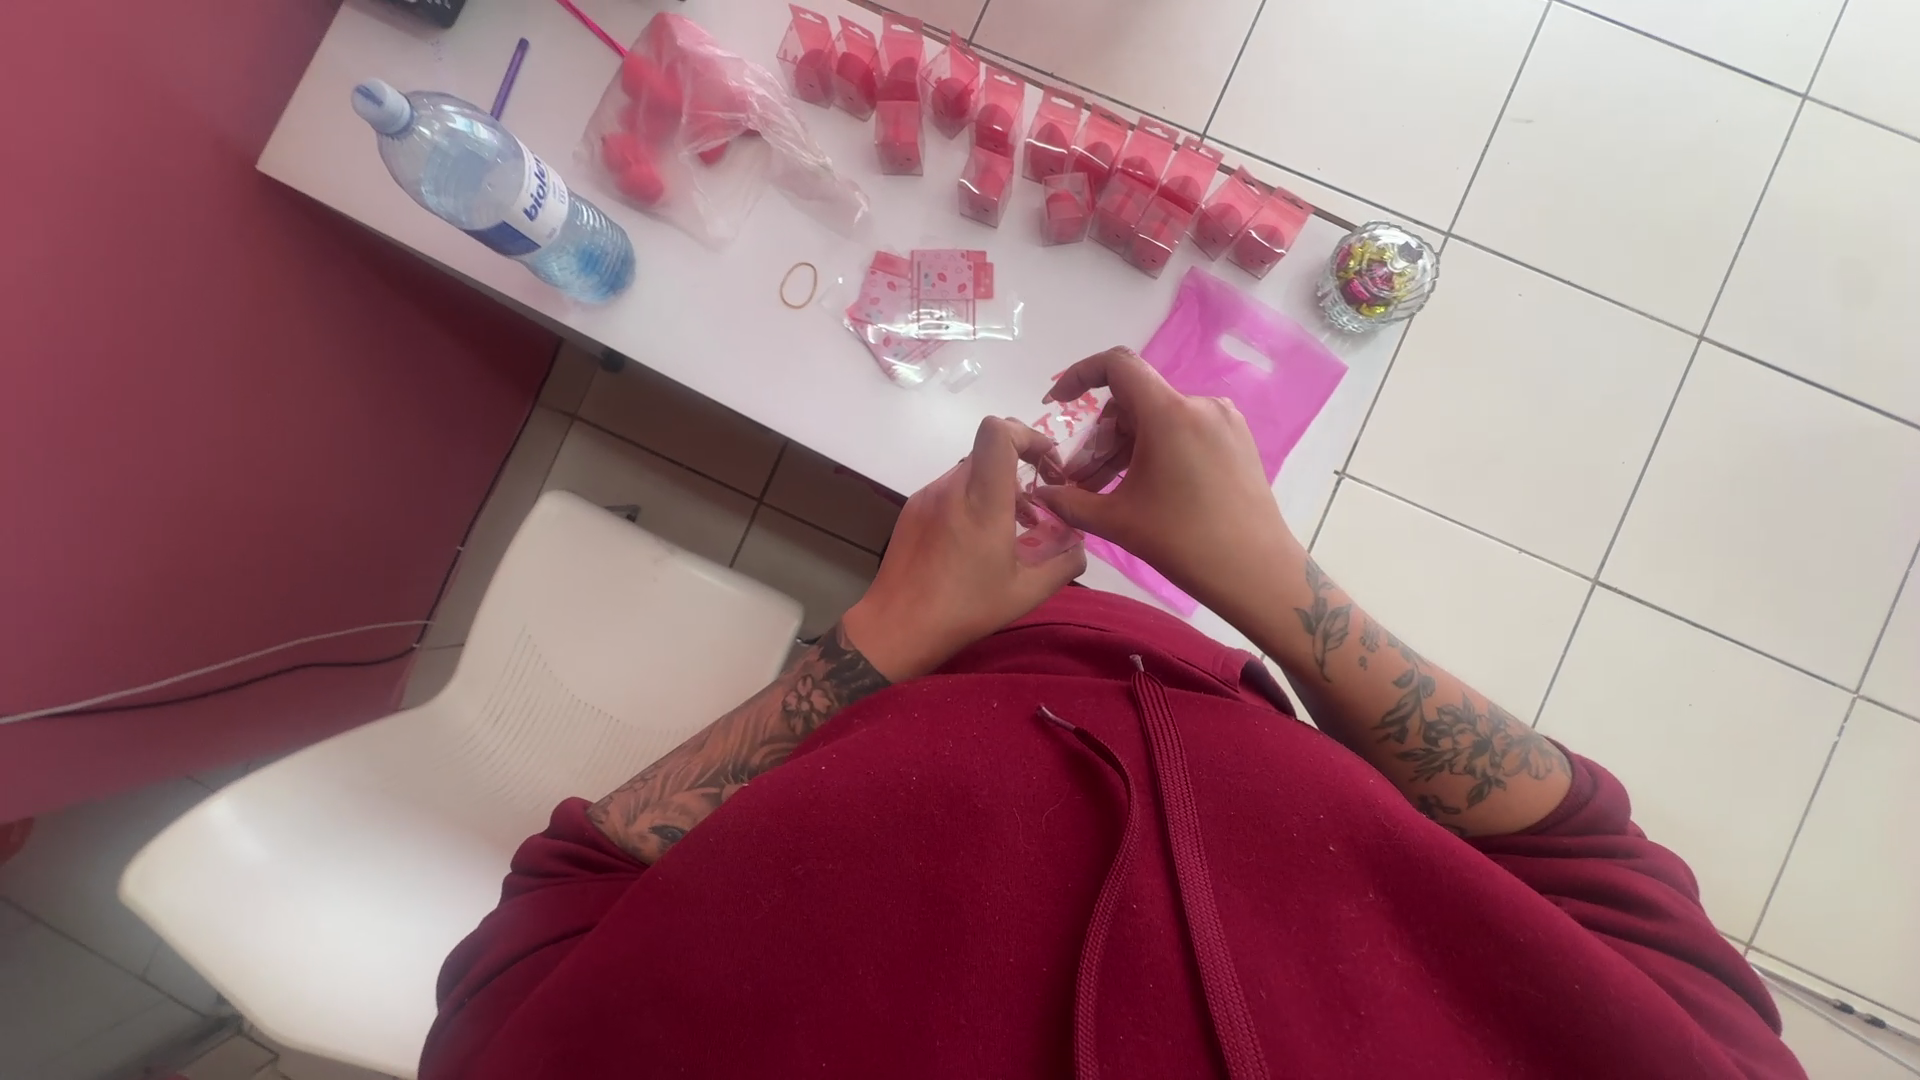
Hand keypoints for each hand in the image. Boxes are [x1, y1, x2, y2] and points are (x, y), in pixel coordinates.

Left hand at [842, 417, 1086, 679]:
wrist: (898, 625)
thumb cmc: (965, 610)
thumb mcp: (1026, 593)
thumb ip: (1063, 564)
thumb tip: (1079, 547)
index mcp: (983, 501)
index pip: (998, 432)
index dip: (1028, 435)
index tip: (1047, 462)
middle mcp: (953, 488)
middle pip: (988, 446)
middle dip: (1021, 462)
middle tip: (1040, 497)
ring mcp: (928, 496)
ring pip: (971, 469)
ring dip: (998, 484)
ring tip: (1016, 524)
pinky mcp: (913, 509)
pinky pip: (951, 488)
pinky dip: (973, 497)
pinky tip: (979, 536)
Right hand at [1034, 347, 1300, 611]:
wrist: (1254, 571)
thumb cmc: (1182, 542)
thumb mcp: (1116, 521)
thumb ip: (1069, 502)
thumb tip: (1040, 494)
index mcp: (1168, 413)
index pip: (1117, 365)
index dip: (1080, 375)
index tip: (1059, 403)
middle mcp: (1199, 405)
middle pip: (1134, 402)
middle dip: (1101, 436)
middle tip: (1081, 478)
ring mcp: (1223, 421)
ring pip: (1158, 419)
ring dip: (1126, 448)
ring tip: (1109, 490)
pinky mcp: (1237, 440)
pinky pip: (1184, 431)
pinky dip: (1156, 450)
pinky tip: (1146, 488)